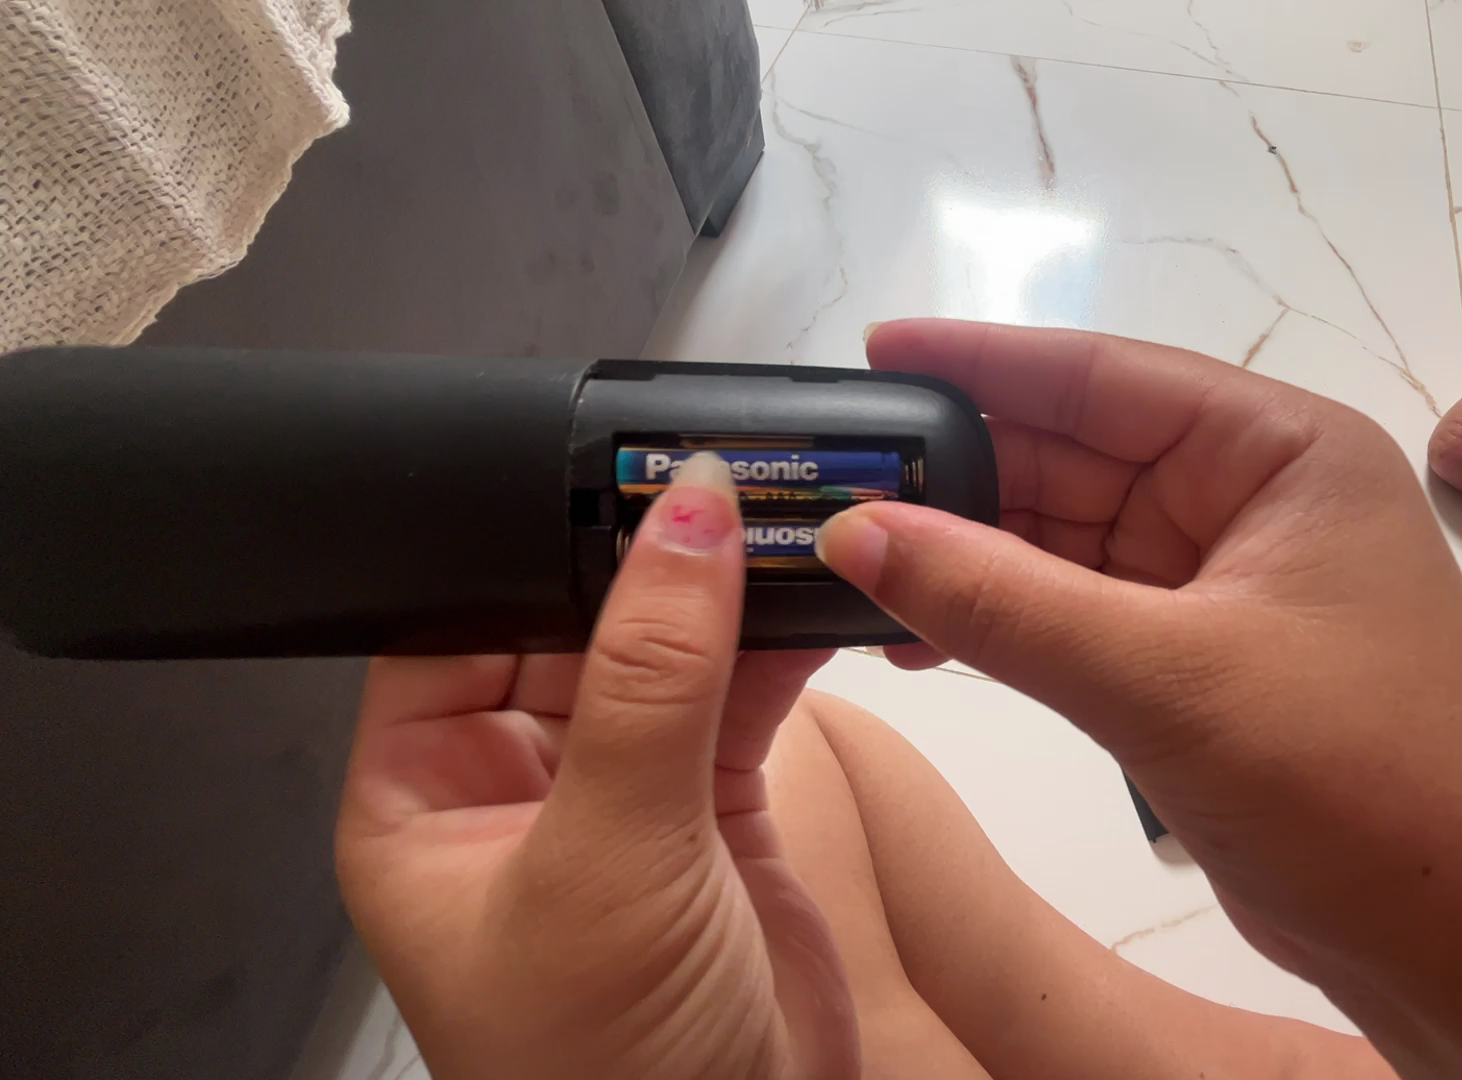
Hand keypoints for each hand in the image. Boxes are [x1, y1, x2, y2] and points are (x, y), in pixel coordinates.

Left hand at [336, 453, 855, 1079]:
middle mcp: (532, 774)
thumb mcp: (609, 855)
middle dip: (658, 559)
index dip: (541, 542)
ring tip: (784, 529)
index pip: (471, 618)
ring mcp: (638, 781)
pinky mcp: (723, 792)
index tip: (625, 472)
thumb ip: (651, 679)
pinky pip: (748, 688)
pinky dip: (785, 642)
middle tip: (728, 486)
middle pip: (591, 622)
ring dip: (734, 596)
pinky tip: (814, 602)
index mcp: (436, 789)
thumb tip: (687, 523)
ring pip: (682, 651)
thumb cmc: (612, 1067)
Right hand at [817, 321, 1461, 1077]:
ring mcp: (1208, 575)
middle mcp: (1241, 496)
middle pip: (1070, 457)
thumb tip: (858, 533)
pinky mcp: (1181, 648)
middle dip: (956, 471)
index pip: (1104, 377)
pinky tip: (919, 635)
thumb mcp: (1164, 680)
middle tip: (842, 484)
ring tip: (860, 563)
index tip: (877, 350)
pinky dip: (995, 616)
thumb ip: (1002, 603)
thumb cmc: (1359, 792)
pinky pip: (1065, 606)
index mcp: (1276, 452)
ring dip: (965, 554)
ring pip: (1058, 538)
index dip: (982, 359)